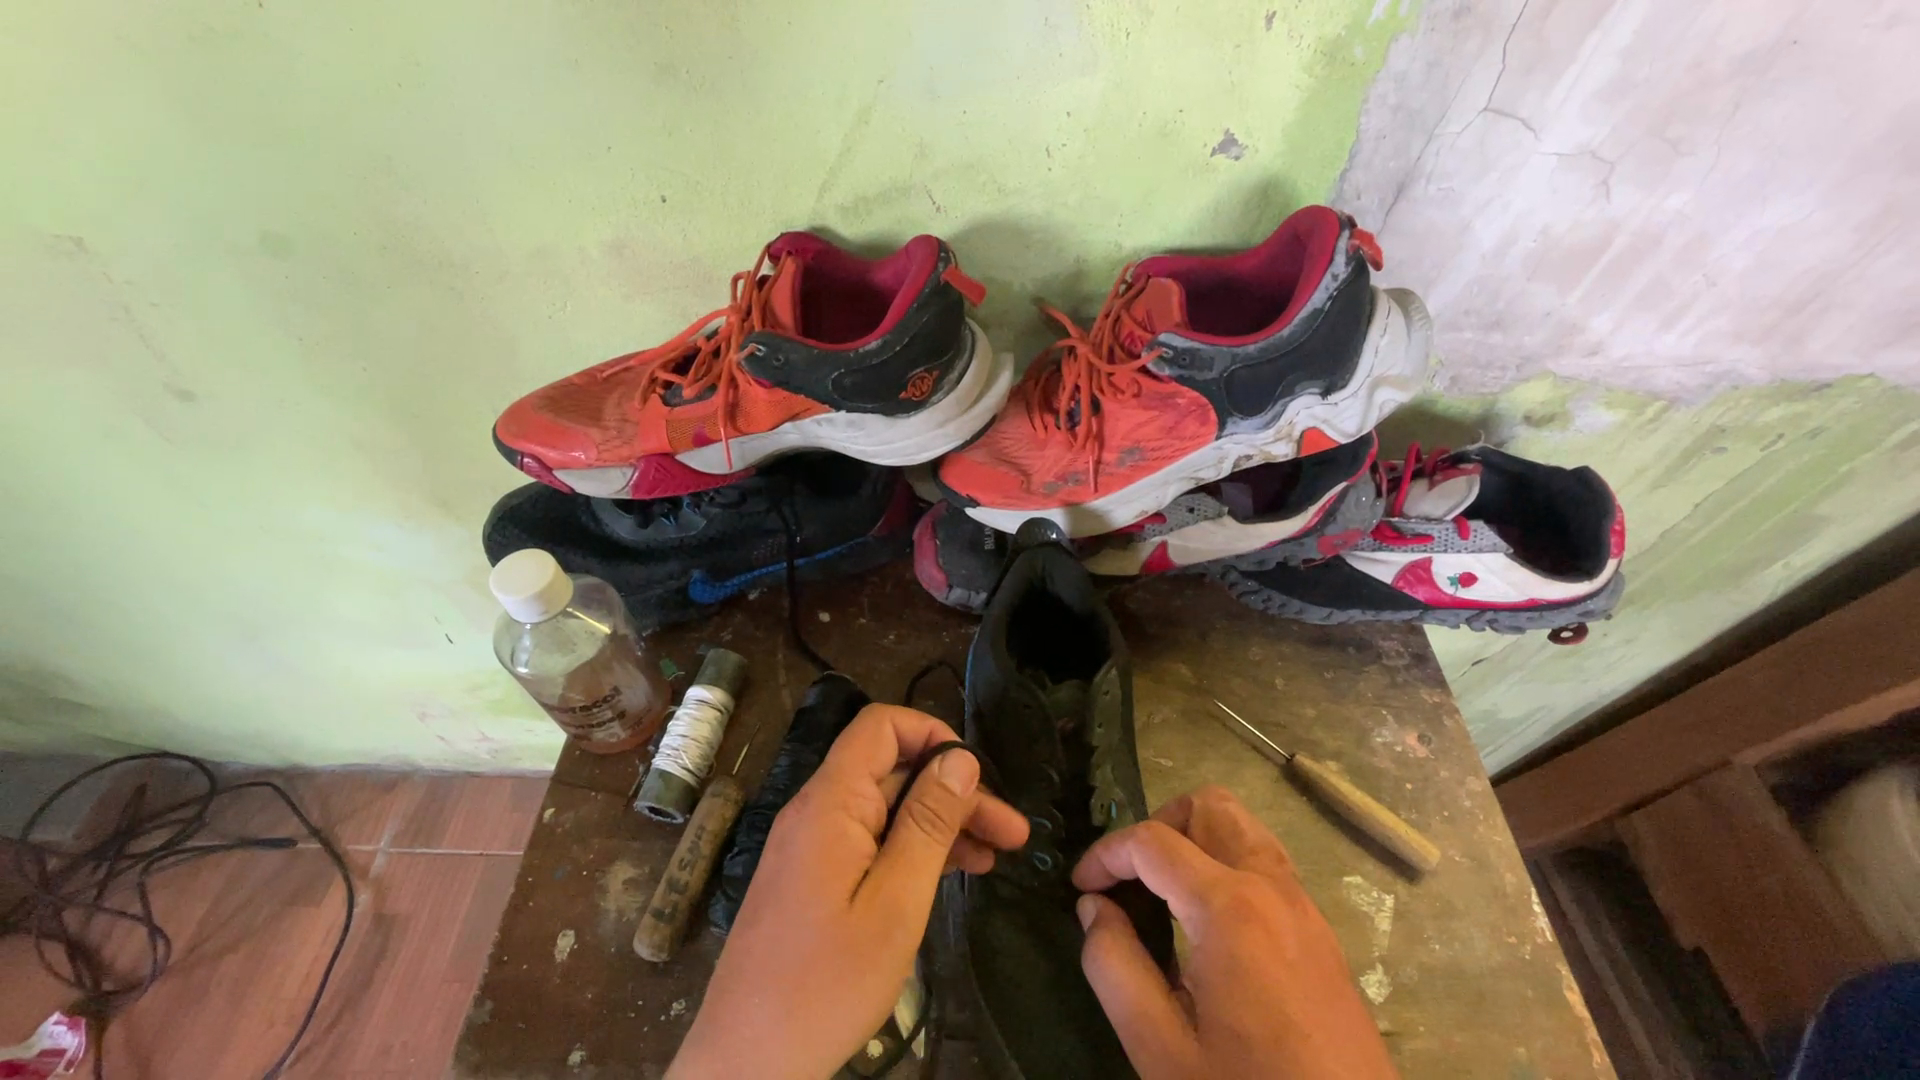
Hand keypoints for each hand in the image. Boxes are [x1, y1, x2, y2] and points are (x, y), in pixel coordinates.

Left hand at [670, 704, 1029, 1078]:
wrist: (748, 1063)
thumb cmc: (826, 985)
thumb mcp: (894, 903)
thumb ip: (927, 823)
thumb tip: (960, 758)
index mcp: (831, 803)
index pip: (881, 726)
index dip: (934, 735)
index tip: (978, 778)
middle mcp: (818, 811)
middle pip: (893, 771)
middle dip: (955, 791)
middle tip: (1012, 833)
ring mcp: (815, 846)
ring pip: (887, 809)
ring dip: (942, 823)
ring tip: (995, 856)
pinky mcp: (816, 878)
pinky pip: (871, 842)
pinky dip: (914, 850)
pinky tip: (955, 873)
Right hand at [1072, 786, 1397, 1079]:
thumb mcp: (1160, 1047)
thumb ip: (1113, 966)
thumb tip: (1095, 908)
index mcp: (1230, 907)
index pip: (1152, 841)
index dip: (1105, 853)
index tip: (1080, 887)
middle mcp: (1272, 887)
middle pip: (1210, 807)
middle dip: (1159, 826)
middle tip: (1131, 878)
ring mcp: (1304, 906)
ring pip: (1243, 828)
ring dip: (1195, 841)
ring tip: (1163, 893)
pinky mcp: (1320, 932)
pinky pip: (1265, 864)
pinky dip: (1226, 866)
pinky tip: (1206, 926)